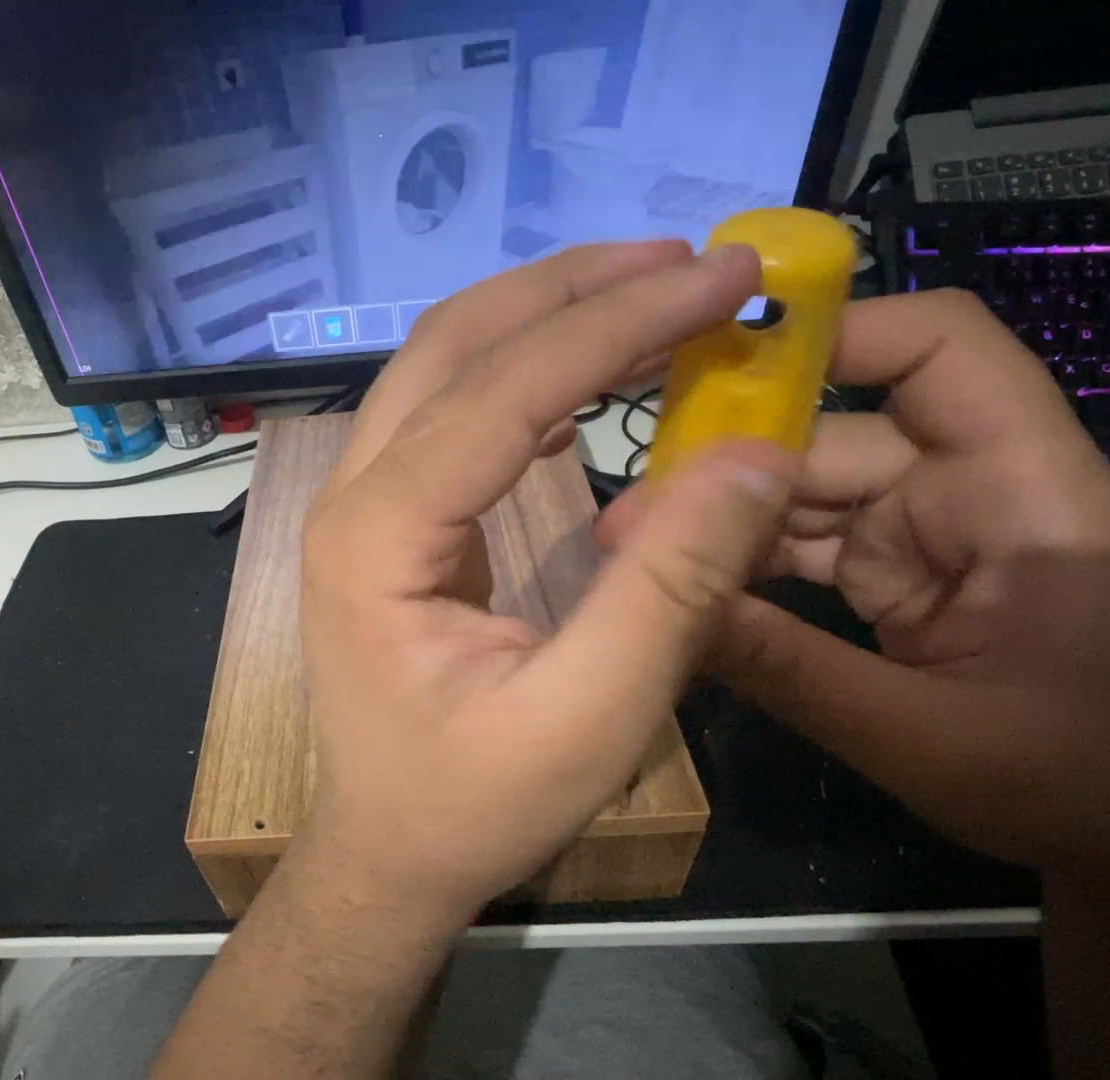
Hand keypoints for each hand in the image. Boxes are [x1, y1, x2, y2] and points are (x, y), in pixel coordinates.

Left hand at [298, 241, 795, 920]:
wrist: (387, 847)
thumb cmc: (473, 802)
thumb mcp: (589, 717)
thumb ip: (671, 586)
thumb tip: (757, 453)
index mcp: (379, 535)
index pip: (502, 388)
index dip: (617, 321)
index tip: (722, 275)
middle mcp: (352, 496)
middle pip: (453, 346)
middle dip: (572, 289)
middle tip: (690, 260)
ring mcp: (360, 502)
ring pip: (443, 365)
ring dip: (545, 315)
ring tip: (651, 292)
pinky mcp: (386, 518)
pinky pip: (449, 411)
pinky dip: (524, 372)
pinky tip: (586, 374)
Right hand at [603, 290, 1109, 933]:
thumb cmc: (1090, 787)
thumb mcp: (930, 740)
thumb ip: (790, 668)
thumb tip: (661, 604)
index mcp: (1022, 494)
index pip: (941, 354)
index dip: (835, 334)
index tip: (716, 365)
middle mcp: (965, 491)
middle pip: (833, 433)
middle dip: (729, 466)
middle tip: (629, 515)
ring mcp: (922, 533)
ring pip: (802, 492)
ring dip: (723, 521)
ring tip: (634, 555)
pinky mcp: (890, 574)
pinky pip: (800, 547)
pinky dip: (743, 565)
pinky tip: (683, 585)